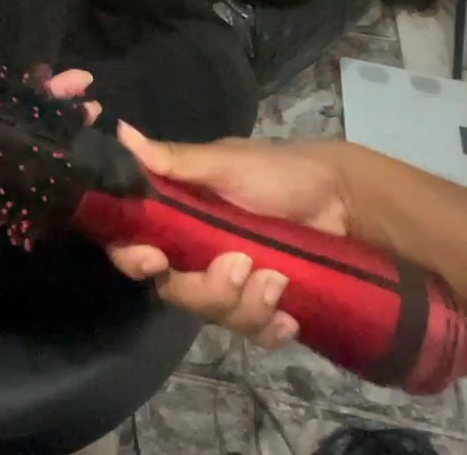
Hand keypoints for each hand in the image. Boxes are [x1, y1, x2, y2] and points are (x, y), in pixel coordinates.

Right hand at [106, 127, 356, 347]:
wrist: (344, 200)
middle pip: (173, 289)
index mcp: (174, 215)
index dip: (134, 258)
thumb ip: (176, 160)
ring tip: (279, 280)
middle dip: (204, 288)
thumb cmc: (278, 172)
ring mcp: (227, 281)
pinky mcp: (261, 305)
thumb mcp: (228, 163)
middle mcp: (192, 251)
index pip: (133, 244)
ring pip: (214, 314)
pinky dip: (269, 329)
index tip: (155, 259)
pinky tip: (290, 318)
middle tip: (241, 267)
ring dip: (245, 305)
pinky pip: (252, 333)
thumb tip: (121, 132)